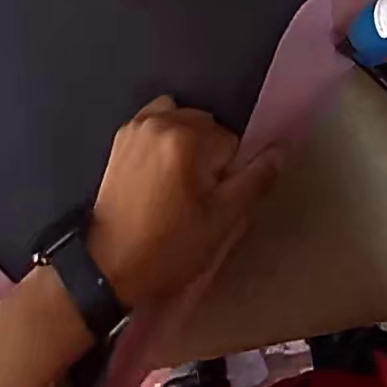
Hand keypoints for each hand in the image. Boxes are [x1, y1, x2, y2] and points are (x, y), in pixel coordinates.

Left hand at [88, 95, 281, 306]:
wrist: (107, 266)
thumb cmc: (168, 246)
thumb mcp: (222, 220)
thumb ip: (255, 180)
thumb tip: (278, 151)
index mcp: (188, 137)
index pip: (231, 142)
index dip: (229, 173)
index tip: (214, 200)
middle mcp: (161, 121)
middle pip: (208, 127)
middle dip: (210, 155)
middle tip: (197, 196)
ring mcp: (138, 126)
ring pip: (183, 119)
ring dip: (189, 142)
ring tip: (179, 181)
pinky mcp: (122, 137)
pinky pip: (156, 121)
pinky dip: (165, 135)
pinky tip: (160, 170)